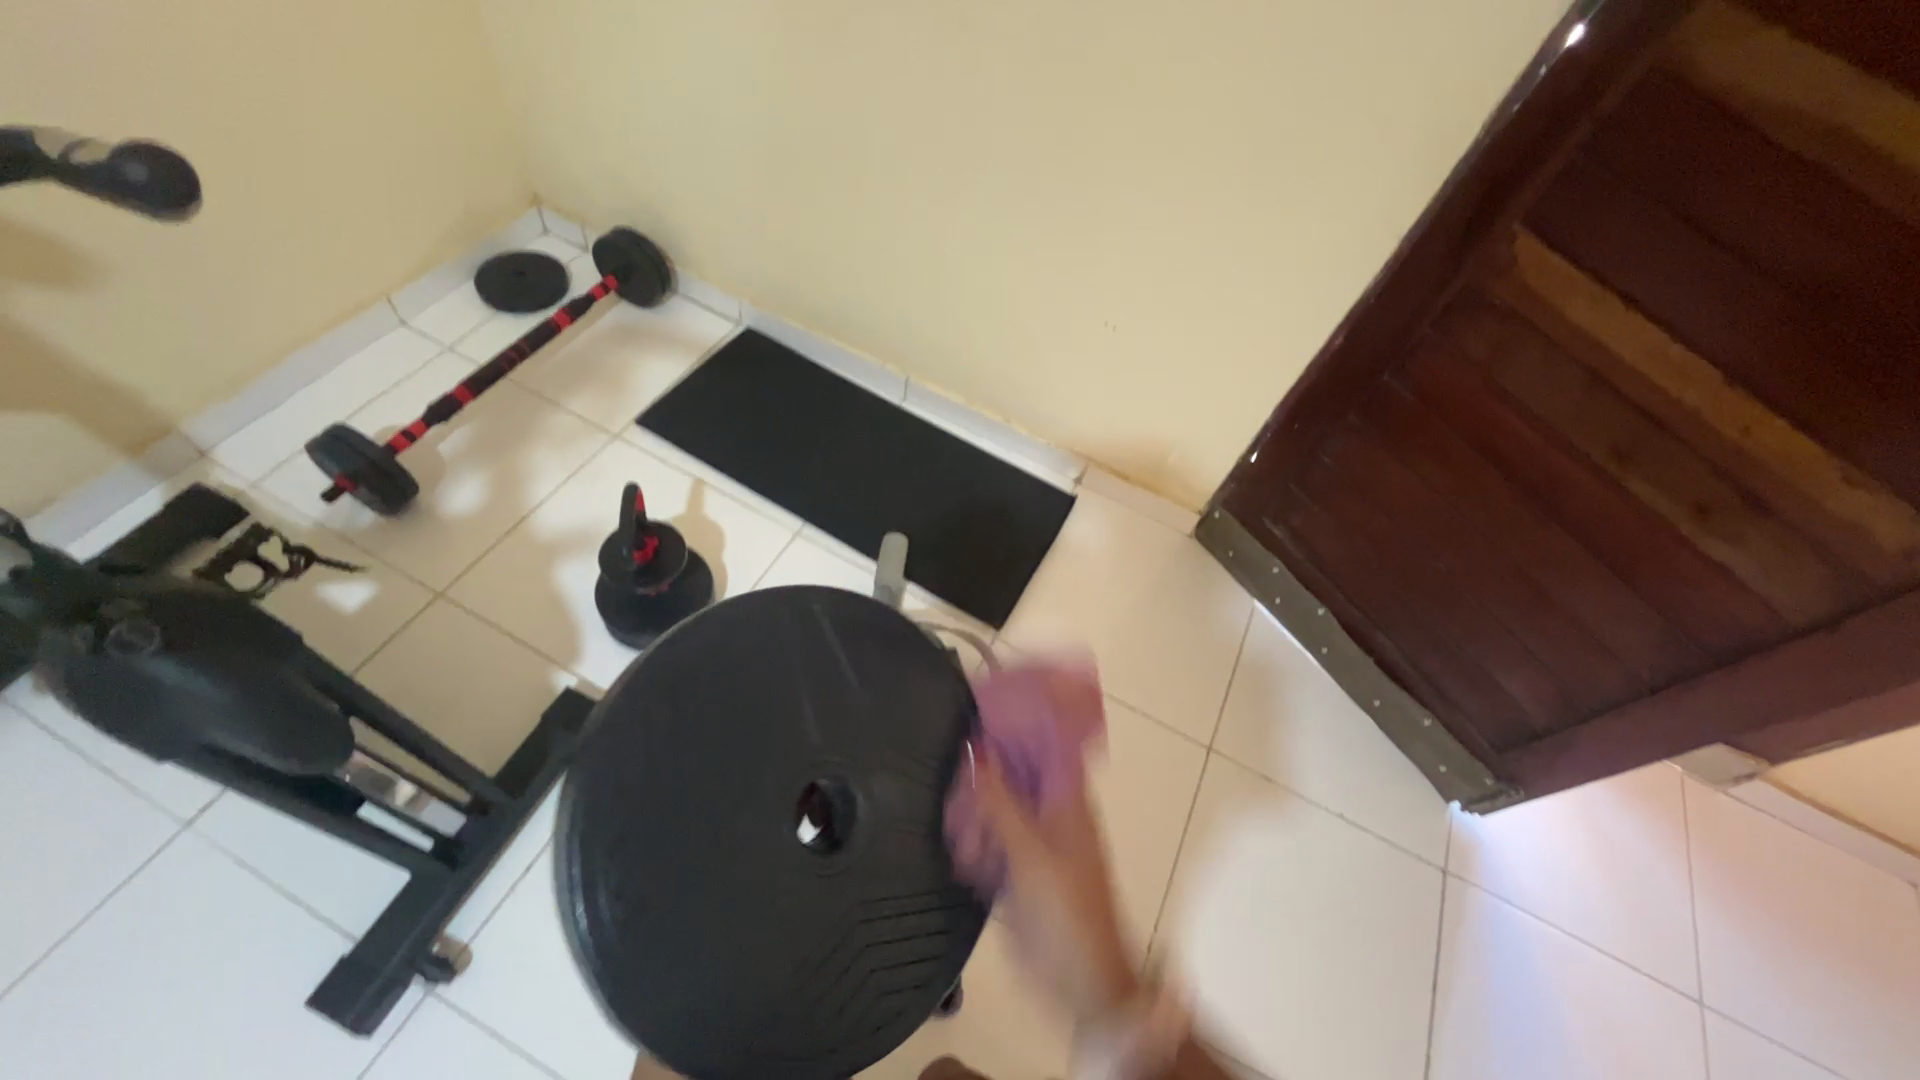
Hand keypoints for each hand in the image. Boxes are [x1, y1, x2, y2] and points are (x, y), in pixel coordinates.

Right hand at [958, 747, 1139, 1024]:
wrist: (1082, 982)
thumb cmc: (1068, 912)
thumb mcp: (1031, 853)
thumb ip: (1000, 804)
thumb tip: (975, 753)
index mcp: (1066, 800)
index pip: (1040, 747)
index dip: (1011, 732)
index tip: (977, 726)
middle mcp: (1049, 814)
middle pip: (1009, 779)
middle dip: (980, 785)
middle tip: (958, 798)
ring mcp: (1033, 844)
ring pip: (994, 812)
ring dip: (973, 821)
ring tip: (960, 838)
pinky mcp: (1016, 873)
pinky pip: (988, 846)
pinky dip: (974, 849)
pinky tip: (963, 860)